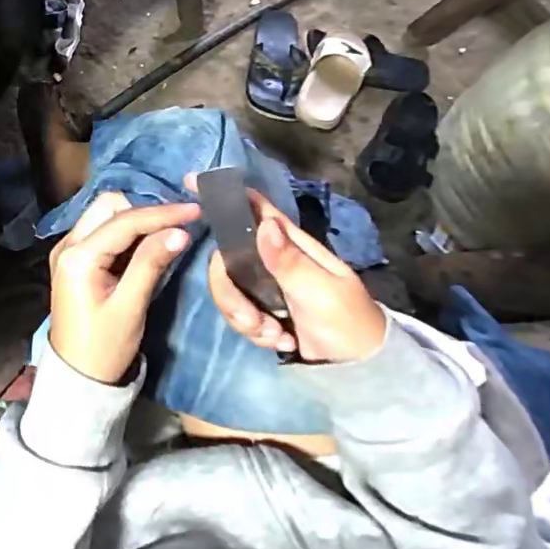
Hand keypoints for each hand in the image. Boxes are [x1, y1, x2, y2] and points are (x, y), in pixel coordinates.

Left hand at [48, 192, 199, 383]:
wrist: (77, 378)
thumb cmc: (104, 348)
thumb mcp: (130, 307)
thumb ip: (151, 264)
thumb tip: (180, 231)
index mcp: (77, 257)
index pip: (124, 221)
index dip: (162, 213)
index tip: (195, 210)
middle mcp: (68, 245)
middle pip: (109, 207)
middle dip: (145, 211)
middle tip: (178, 224)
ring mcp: (68, 250)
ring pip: (106, 214)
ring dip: (136, 219)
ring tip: (168, 232)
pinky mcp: (75, 259)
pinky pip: (103, 230)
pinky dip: (126, 232)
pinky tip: (148, 243)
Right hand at [202, 186, 386, 363]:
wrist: (359, 368)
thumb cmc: (348, 321)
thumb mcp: (320, 291)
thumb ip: (288, 261)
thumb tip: (263, 224)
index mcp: (290, 244)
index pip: (255, 209)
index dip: (226, 195)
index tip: (190, 181)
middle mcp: (272, 259)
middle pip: (226, 260)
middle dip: (232, 296)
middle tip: (255, 323)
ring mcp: (265, 287)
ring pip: (228, 291)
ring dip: (245, 320)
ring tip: (276, 336)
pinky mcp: (262, 311)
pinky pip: (238, 315)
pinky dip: (255, 333)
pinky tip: (280, 342)